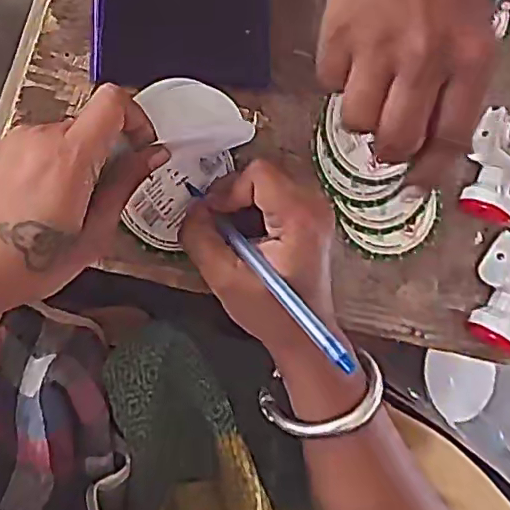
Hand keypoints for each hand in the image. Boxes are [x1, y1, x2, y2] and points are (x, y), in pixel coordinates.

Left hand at [0, 84, 168, 309]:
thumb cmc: (26, 263)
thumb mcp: (93, 234)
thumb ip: (126, 185)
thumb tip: (152, 156)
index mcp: (70, 154)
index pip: (113, 100)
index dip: (136, 116)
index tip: (141, 143)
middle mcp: (42, 136)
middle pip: (93, 119)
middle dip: (107, 147)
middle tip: (105, 189)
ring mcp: (20, 140)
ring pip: (69, 132)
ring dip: (80, 156)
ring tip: (70, 202)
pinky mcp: (4, 147)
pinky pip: (45, 141)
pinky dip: (56, 161)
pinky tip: (46, 199)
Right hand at [180, 161, 340, 367]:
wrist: (305, 338)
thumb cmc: (271, 313)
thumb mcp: (224, 278)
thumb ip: (200, 237)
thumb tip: (191, 209)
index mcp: (299, 216)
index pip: (258, 172)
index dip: (228, 190)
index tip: (215, 216)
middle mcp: (315, 204)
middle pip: (263, 171)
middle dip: (234, 193)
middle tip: (219, 222)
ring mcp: (318, 207)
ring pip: (268, 178)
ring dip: (244, 199)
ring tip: (234, 230)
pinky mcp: (313, 214)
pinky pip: (277, 190)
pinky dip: (256, 205)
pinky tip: (249, 234)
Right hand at [321, 0, 494, 184]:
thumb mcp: (475, 17)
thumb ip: (459, 73)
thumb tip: (430, 120)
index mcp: (471, 57)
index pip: (450, 137)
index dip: (430, 170)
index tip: (416, 180)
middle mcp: (426, 59)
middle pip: (398, 139)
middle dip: (388, 152)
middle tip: (384, 143)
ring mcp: (378, 47)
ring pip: (357, 120)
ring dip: (359, 116)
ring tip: (365, 90)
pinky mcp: (338, 33)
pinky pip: (330, 81)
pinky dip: (337, 76)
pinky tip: (350, 51)